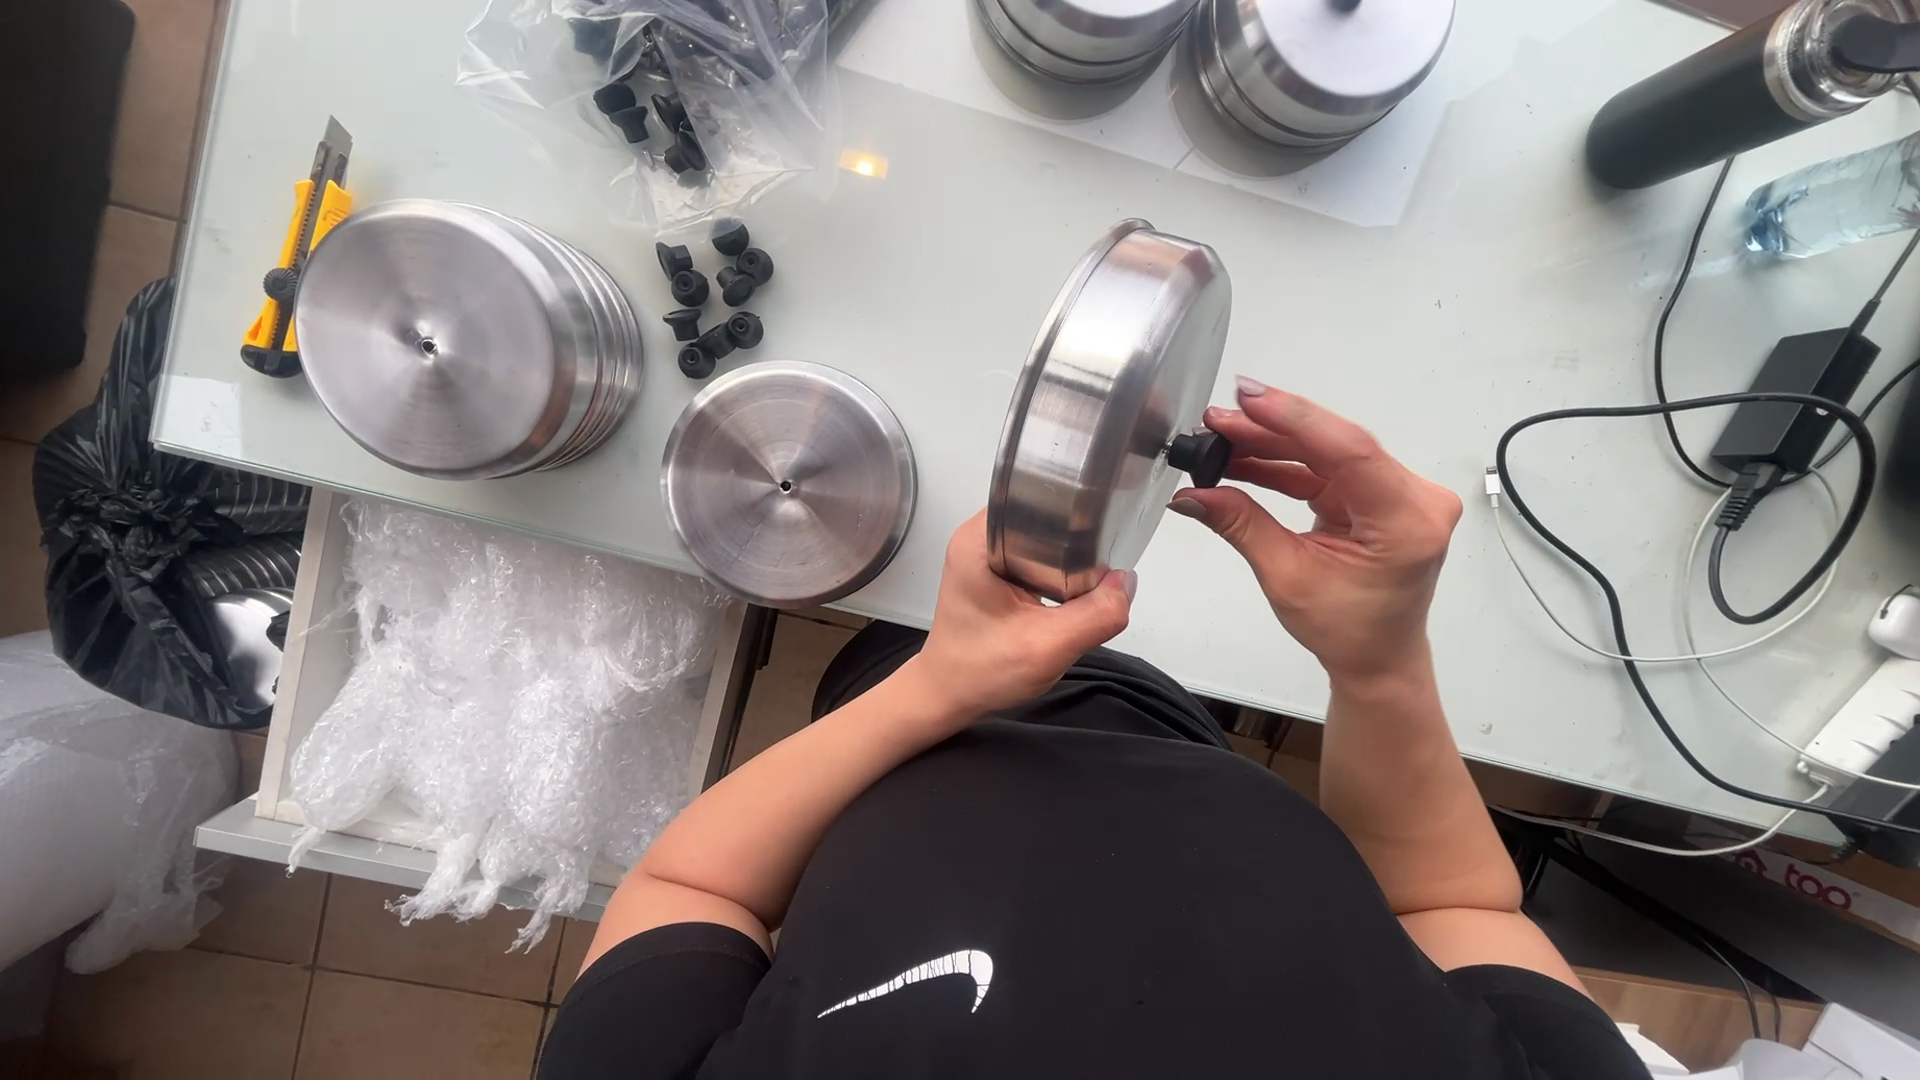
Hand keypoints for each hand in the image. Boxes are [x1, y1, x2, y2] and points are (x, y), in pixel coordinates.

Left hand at [903, 510, 1134, 717]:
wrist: (949, 696)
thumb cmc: (983, 671)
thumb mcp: (1047, 647)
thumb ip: (1094, 616)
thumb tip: (1128, 583)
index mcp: (977, 540)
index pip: (1034, 500)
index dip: (1071, 510)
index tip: (1104, 525)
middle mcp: (977, 538)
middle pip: (1041, 517)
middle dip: (1075, 535)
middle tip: (1108, 552)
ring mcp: (985, 555)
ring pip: (1041, 539)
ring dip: (1068, 555)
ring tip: (1096, 568)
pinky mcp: (995, 574)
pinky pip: (1036, 557)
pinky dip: (1058, 570)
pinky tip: (1075, 585)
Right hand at [1169, 378, 1460, 683]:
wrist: (1377, 656)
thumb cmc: (1345, 629)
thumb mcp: (1286, 577)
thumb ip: (1241, 525)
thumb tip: (1191, 494)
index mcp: (1407, 523)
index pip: (1351, 452)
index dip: (1294, 420)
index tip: (1247, 399)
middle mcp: (1414, 499)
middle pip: (1335, 446)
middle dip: (1271, 429)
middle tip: (1217, 418)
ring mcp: (1398, 494)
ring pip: (1326, 453)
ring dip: (1271, 444)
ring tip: (1218, 436)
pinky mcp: (1376, 497)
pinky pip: (1325, 470)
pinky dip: (1283, 465)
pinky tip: (1242, 458)